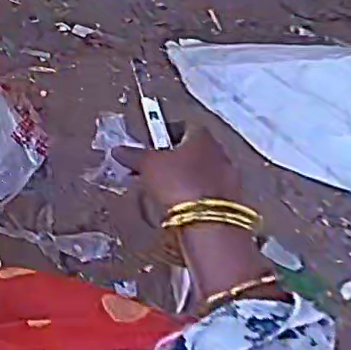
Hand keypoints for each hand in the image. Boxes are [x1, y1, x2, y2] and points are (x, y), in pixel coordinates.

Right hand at [112, 128, 240, 210]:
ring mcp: (230, 179)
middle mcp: (221, 154)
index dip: (167, 131)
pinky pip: (209, 189)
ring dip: (185, 174)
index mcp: (203, 138)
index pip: (186, 125)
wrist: (208, 224)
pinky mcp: (232, 201)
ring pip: (202, 170)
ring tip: (164, 186)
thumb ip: (132, 154)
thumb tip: (118, 150)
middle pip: (194, 148)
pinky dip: (194, 191)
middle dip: (174, 155)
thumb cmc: (176, 182)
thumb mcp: (146, 164)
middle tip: (154, 164)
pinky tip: (180, 201)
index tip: (151, 142)